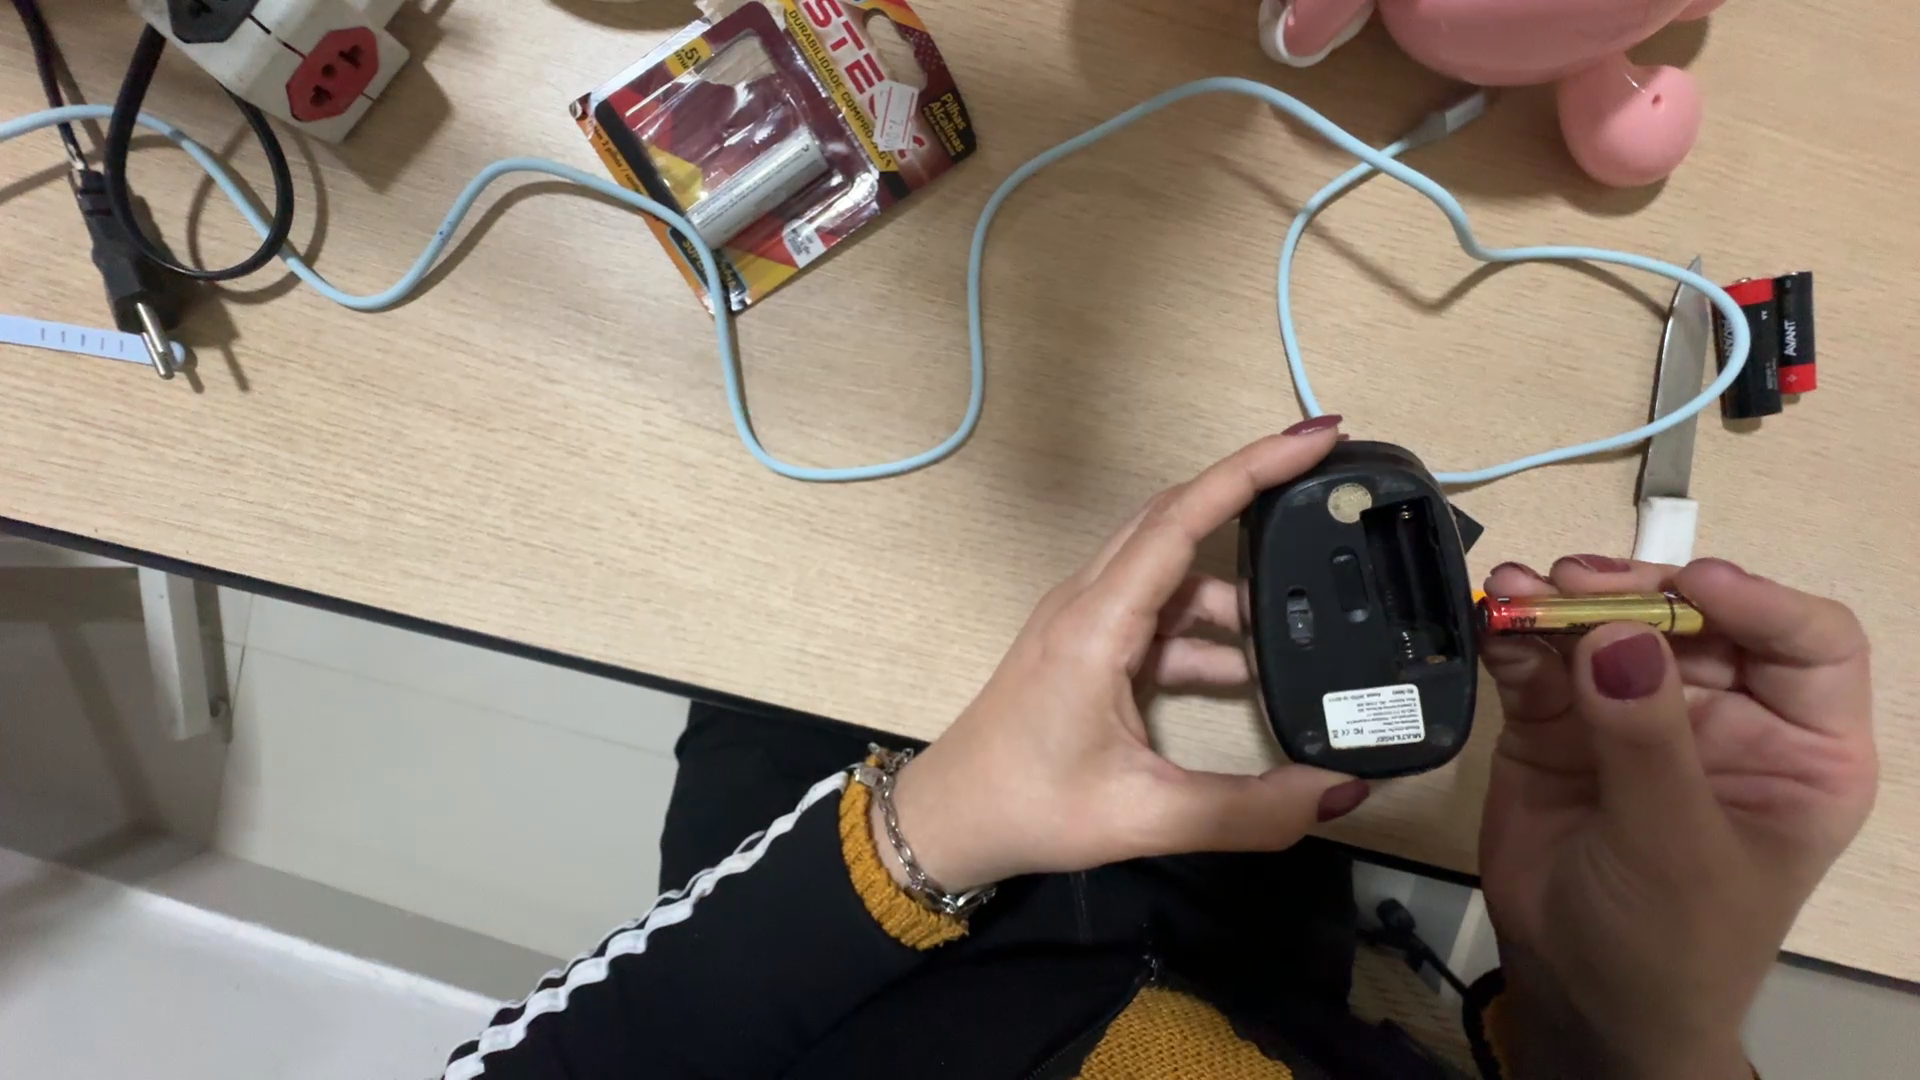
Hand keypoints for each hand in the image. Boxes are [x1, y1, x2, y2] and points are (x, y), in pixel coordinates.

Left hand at [878, 422, 1369, 893]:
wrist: (956, 814)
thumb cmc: (1031, 805)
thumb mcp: (1143, 814)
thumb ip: (1245, 810)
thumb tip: (1340, 790)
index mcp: (1096, 621)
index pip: (1179, 520)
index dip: (1249, 471)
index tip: (1315, 436)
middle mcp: (1088, 601)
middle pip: (1173, 521)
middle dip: (1249, 495)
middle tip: (1324, 487)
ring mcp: (1085, 619)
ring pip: (1169, 574)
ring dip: (1232, 593)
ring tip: (1303, 626)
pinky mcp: (1088, 643)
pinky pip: (1157, 616)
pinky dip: (1205, 634)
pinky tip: (1246, 674)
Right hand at [1478, 556, 1876, 1079]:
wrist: (1572, 978)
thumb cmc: (1667, 933)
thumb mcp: (1675, 845)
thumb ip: (1647, 741)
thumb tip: (1616, 637)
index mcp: (1791, 745)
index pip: (1803, 644)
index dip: (1755, 601)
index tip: (1686, 583)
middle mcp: (1710, 714)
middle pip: (1683, 620)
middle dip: (1629, 591)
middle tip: (1567, 580)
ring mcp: (1619, 714)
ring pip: (1596, 631)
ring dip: (1555, 602)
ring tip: (1512, 589)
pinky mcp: (1547, 722)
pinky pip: (1531, 663)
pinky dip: (1510, 636)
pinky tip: (1491, 620)